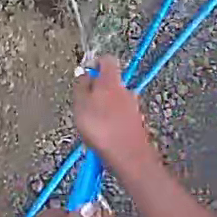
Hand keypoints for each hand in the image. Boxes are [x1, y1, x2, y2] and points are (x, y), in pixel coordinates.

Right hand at [72, 55, 156, 170]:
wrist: (127, 157)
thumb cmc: (102, 129)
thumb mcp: (80, 103)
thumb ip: (81, 86)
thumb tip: (83, 74)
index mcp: (112, 81)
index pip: (106, 60)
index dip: (95, 63)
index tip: (85, 72)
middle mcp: (126, 90)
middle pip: (110, 82)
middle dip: (96, 90)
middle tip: (83, 104)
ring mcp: (133, 108)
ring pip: (114, 101)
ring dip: (103, 108)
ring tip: (90, 124)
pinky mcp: (135, 124)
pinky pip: (119, 117)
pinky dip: (110, 122)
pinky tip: (101, 135)